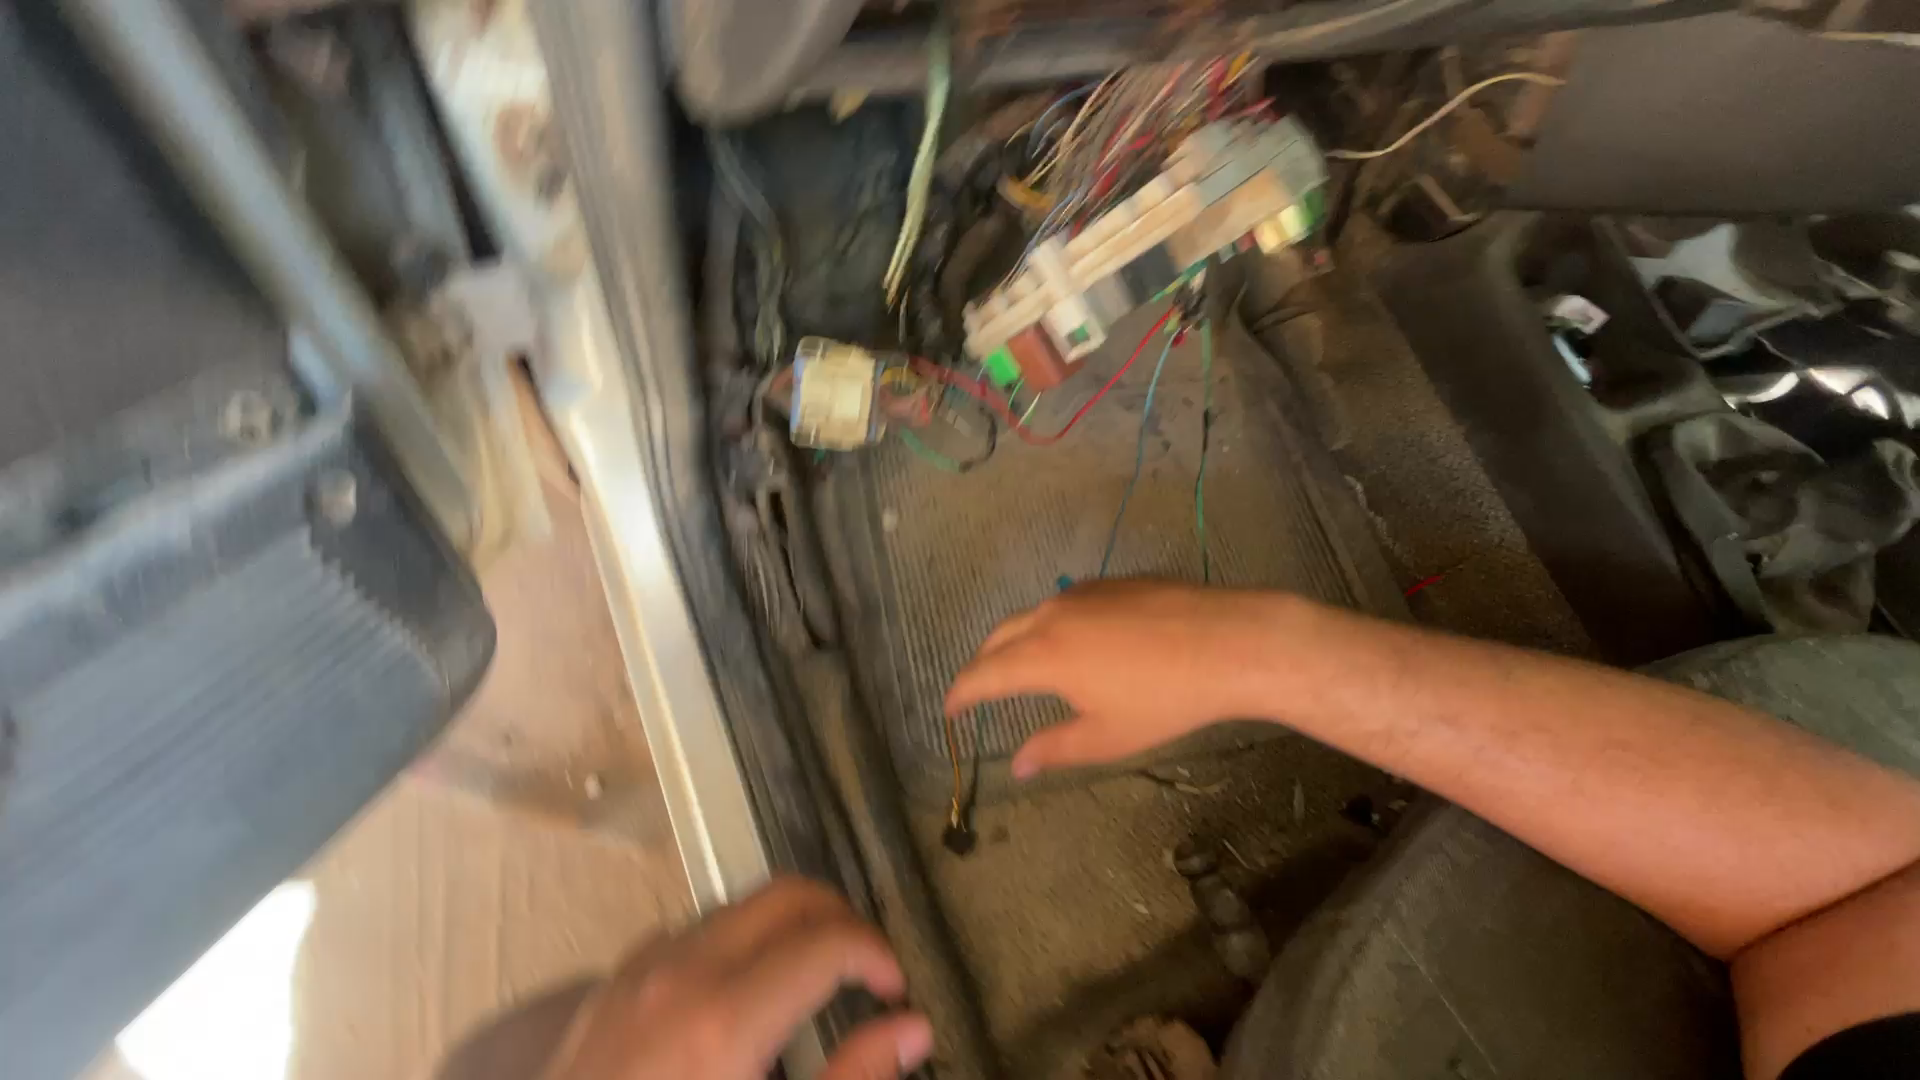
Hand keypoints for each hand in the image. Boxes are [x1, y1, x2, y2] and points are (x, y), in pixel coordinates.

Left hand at [541, 878, 932, 1079]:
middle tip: (865, 968)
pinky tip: (739, 994)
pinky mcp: (610, 984)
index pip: (827, 942)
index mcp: (725, 1020)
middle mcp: (683, 971)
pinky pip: (692, 929)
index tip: (897, 992)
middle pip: (786, 894)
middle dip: (840, 917)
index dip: (876, 954)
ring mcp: (639, 970)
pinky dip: (736, 940)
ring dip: (789, 925)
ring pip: (740, 904)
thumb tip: (914, 1027)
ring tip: (812, 978)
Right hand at [944, 580, 1298, 777]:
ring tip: (1018, 666)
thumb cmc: (1166, 698)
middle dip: (981, 665)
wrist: (1230, 641)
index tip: (949, 711)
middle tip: (976, 691)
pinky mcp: (1110, 583)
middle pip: (999, 638)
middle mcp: (1051, 615)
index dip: (961, 694)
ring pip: (1030, 616)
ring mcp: (1082, 593)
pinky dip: (1047, 625)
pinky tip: (1071, 642)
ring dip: (1013, 642)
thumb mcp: (1108, 736)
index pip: (983, 674)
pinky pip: (1062, 604)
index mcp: (1043, 655)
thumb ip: (1054, 748)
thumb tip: (1016, 765)